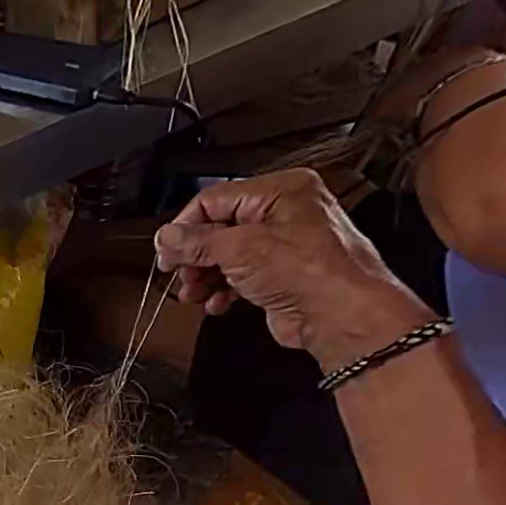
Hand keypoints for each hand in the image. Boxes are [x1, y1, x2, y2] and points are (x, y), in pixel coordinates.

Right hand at [153, 170, 430, 369]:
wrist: (339, 313)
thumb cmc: (309, 272)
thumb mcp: (239, 249)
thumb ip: (196, 242)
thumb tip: (166, 236)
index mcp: (278, 191)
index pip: (214, 199)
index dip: (185, 226)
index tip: (166, 251)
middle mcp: (282, 212)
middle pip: (217, 229)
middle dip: (194, 257)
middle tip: (179, 274)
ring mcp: (281, 244)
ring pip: (225, 256)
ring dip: (204, 277)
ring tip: (194, 293)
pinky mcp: (279, 274)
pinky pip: (238, 276)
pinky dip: (222, 290)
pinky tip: (216, 302)